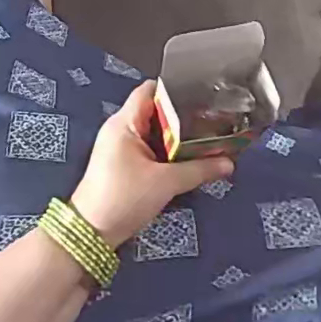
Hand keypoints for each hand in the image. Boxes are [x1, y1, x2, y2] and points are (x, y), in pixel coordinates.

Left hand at [70, 81, 234, 245]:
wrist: (92, 232)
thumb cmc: (123, 199)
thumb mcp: (166, 183)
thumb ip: (199, 169)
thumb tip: (228, 163)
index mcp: (124, 123)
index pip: (149, 90)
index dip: (175, 89)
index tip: (201, 96)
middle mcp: (119, 129)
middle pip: (155, 110)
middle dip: (182, 116)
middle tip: (210, 121)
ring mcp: (119, 146)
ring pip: (153, 131)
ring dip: (176, 137)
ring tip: (204, 139)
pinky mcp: (122, 163)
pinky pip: (148, 148)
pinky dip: (166, 151)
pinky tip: (186, 158)